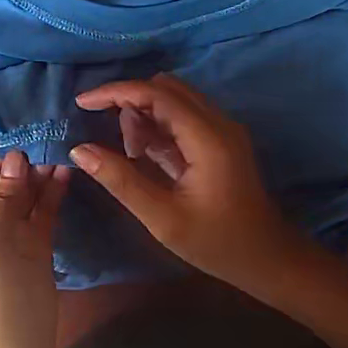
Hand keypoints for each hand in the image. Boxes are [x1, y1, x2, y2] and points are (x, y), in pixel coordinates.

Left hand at [0, 140, 69, 347]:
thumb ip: (4, 201)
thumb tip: (16, 157)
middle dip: (8, 159)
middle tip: (32, 147)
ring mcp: (8, 231)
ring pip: (19, 191)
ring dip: (34, 172)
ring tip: (54, 157)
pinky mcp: (36, 243)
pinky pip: (42, 209)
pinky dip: (53, 192)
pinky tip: (65, 175)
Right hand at [69, 74, 300, 287]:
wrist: (268, 259)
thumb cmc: (216, 243)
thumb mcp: (162, 218)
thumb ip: (121, 180)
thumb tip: (80, 151)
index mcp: (207, 137)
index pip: (155, 94)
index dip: (115, 92)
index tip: (82, 102)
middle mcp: (218, 122)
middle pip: (164, 88)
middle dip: (128, 100)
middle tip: (106, 132)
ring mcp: (222, 129)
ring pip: (173, 98)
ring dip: (143, 113)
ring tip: (129, 152)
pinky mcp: (220, 139)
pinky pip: (182, 115)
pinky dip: (157, 124)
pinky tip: (144, 154)